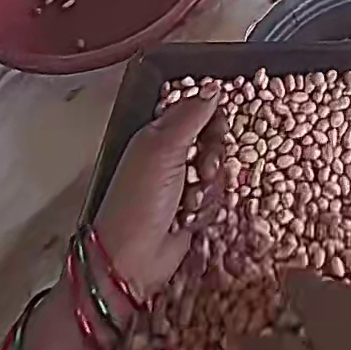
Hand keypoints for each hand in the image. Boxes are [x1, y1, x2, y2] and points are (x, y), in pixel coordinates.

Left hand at [92, 89, 224, 301]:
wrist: (131, 262)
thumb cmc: (140, 201)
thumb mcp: (163, 150)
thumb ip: (191, 116)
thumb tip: (213, 87)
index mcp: (159, 133)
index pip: (196, 109)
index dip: (211, 116)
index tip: (215, 129)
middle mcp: (172, 154)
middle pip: (213, 139)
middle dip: (213, 156)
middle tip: (202, 170)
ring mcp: (183, 183)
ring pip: (218, 170)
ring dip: (209, 187)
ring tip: (190, 202)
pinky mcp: (194, 208)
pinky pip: (217, 196)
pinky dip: (207, 207)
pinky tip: (189, 218)